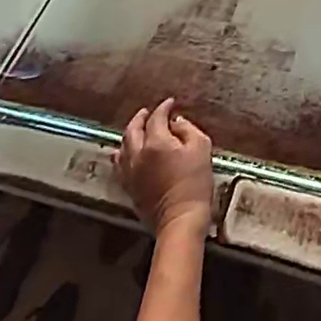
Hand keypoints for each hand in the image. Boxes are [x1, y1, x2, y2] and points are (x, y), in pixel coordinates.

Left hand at [113, 98, 213, 235]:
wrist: (180, 217)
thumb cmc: (196, 181)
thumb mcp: (201, 148)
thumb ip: (188, 129)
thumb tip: (177, 122)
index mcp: (156, 142)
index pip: (156, 118)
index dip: (164, 108)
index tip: (171, 103)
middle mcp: (137, 154)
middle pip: (133, 130)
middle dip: (141, 118)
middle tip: (148, 112)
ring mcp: (129, 172)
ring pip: (122, 146)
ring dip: (130, 134)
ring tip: (137, 129)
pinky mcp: (128, 187)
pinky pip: (119, 164)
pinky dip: (122, 153)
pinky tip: (124, 153)